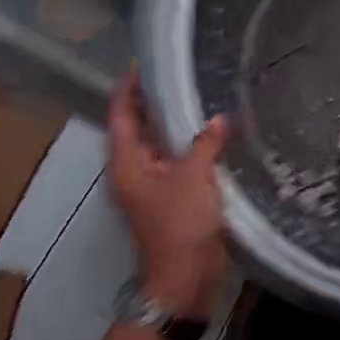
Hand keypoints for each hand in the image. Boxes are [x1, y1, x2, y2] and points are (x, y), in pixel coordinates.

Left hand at [108, 71, 230, 318]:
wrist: (184, 276)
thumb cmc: (180, 225)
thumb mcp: (193, 178)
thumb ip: (204, 144)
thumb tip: (218, 120)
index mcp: (126, 162)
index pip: (121, 114)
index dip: (130, 87)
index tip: (146, 63)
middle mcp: (134, 170)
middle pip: (140, 128)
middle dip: (157, 103)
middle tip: (182, 75)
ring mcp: (153, 186)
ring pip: (162, 146)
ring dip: (177, 126)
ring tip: (201, 99)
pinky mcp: (173, 199)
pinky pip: (180, 164)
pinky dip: (192, 148)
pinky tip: (215, 137)